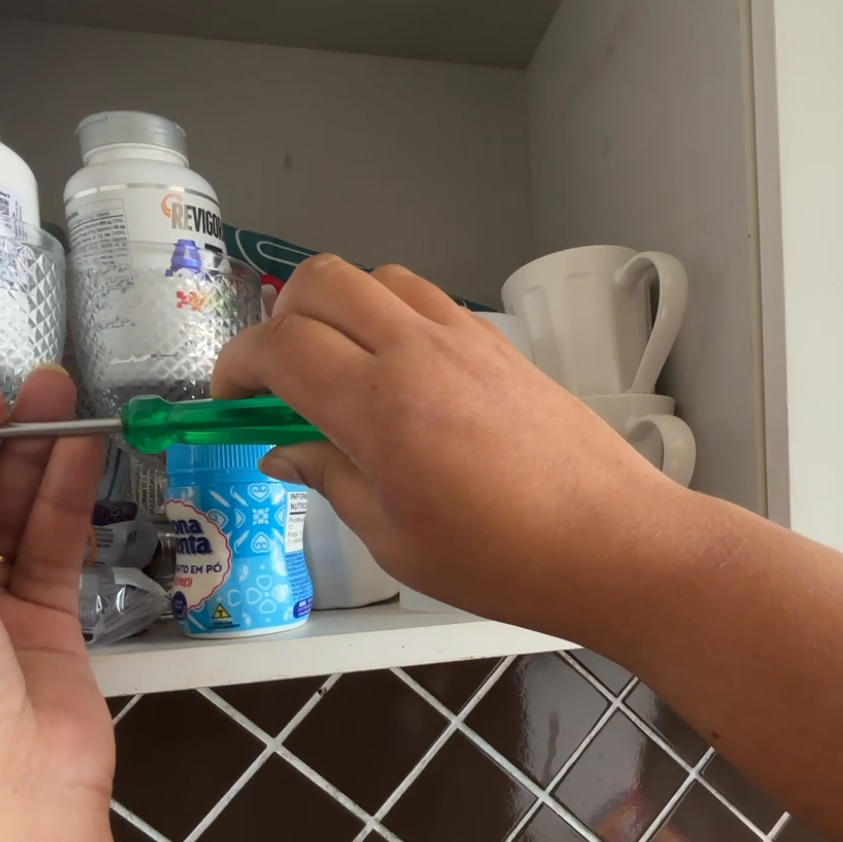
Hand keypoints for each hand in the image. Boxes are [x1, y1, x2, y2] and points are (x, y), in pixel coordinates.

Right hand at [212, 256, 688, 637]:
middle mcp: (419, 352)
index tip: (228, 396)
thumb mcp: (397, 541)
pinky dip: (393, 317)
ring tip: (340, 366)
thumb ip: (332, 481)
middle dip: (279, 318)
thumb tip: (285, 455)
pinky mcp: (503, 347)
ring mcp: (467, 340)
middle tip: (277, 377)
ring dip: (339, 308)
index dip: (237, 365)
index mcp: (380, 405)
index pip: (279, 346)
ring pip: (379, 279)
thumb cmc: (504, 562)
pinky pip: (430, 302)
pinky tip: (402, 373)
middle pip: (321, 283)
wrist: (614, 543)